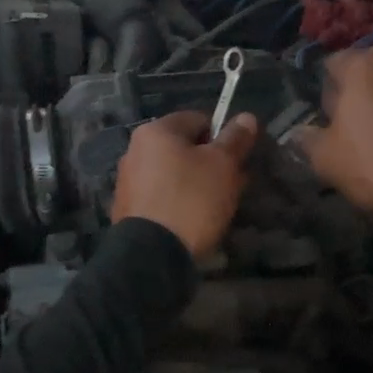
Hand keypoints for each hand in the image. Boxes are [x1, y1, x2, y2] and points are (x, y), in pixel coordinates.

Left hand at [112, 110, 258, 258]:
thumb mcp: (223, 166)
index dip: (223, 137)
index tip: (237, 160)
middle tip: (232, 186)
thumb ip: (235, 139)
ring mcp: (127, 181)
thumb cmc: (191, 200)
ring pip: (172, 174)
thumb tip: (246, 117)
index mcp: (155, 131)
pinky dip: (177, 203)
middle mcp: (134, 150)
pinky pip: (160, 197)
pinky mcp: (126, 209)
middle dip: (210, 164)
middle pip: (184, 148)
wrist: (152, 254)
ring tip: (214, 208)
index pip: (198, 120)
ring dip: (196, 185)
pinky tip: (191, 222)